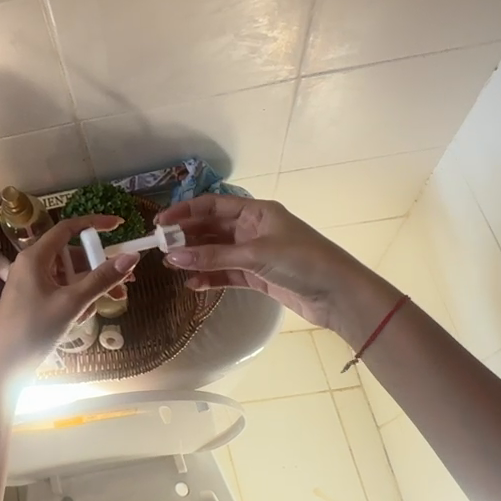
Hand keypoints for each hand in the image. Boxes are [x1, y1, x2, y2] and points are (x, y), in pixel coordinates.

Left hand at [0, 215, 138, 380]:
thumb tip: (131, 257)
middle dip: (97, 270)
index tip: (119, 226)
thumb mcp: (72, 304)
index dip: (94, 224)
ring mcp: (31, 283)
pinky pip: (60, 291)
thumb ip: (101, 279)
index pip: (67, 228)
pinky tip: (80, 320)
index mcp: (34, 257)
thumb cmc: (34, 330)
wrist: (4, 367)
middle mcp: (31, 265)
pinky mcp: (32, 301)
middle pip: (71, 256)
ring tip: (96, 311)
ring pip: (68, 277)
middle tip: (122, 286)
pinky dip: (74, 301)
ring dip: (87, 290)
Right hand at [155, 195, 400, 338]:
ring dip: (195, 258)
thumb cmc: (302, 261)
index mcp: (256, 211)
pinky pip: (226, 273)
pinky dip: (209, 277)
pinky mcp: (257, 276)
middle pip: (211, 228)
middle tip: (160, 247)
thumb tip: (173, 255)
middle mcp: (253, 228)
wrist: (340, 295)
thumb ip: (214, 256)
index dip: (185, 211)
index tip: (160, 223)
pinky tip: (192, 283)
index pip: (212, 205)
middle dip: (186, 237)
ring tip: (172, 266)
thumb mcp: (256, 255)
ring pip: (216, 252)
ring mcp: (254, 253)